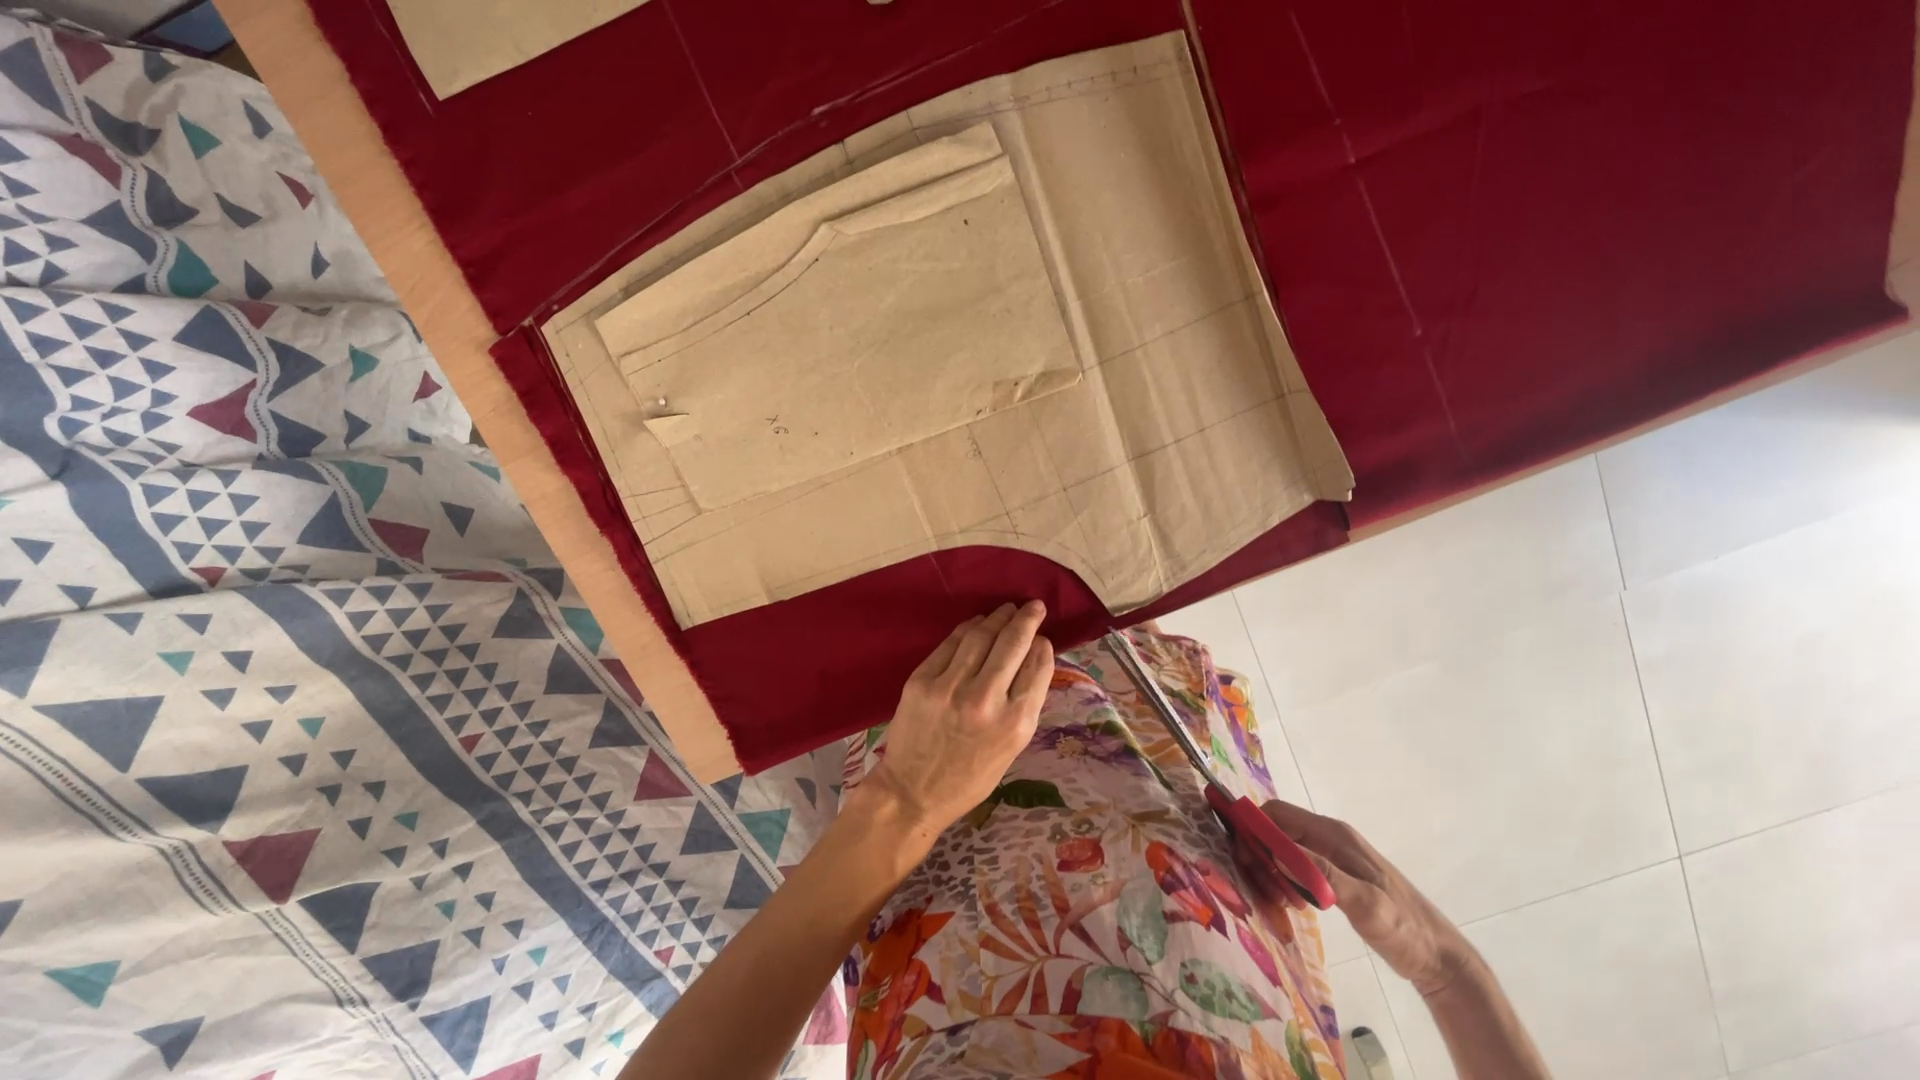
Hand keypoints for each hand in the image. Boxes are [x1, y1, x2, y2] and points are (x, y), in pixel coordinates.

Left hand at [860, 601, 1053, 838]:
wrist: (913, 792)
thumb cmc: (970, 777)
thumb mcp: (1013, 748)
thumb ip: (1025, 704)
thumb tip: (1034, 658)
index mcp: (1015, 722)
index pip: (1038, 666)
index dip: (1042, 646)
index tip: (1042, 638)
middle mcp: (986, 700)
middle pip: (1013, 643)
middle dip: (1026, 620)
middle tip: (1033, 607)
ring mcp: (951, 687)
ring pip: (981, 636)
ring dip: (998, 618)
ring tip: (1007, 609)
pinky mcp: (922, 680)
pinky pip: (951, 643)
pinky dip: (968, 628)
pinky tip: (977, 623)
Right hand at [1237, 800, 1476, 996]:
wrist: (1439, 957)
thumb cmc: (1405, 930)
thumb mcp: (1366, 905)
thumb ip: (1322, 875)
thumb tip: (1276, 850)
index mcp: (1334, 835)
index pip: (1276, 814)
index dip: (1252, 829)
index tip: (1243, 859)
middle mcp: (1329, 838)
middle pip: (1275, 830)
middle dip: (1258, 854)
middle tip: (1262, 889)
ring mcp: (1332, 856)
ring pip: (1282, 850)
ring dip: (1270, 871)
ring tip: (1279, 902)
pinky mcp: (1334, 875)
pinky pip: (1295, 868)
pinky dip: (1283, 882)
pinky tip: (1292, 906)